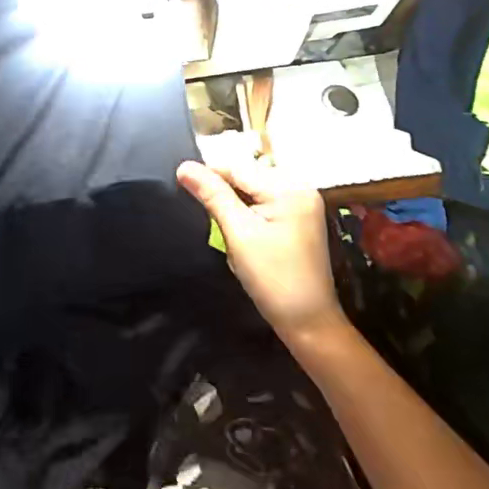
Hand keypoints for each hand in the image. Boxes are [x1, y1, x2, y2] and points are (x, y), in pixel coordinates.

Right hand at [177, 161, 344, 339]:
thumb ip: (212, 195)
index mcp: (289, 188)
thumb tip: (183, 166)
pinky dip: (246, 214)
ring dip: (232, 205)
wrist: (307, 322)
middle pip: (245, 177)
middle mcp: (300, 188)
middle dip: (222, 193)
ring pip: (251, 190)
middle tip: (208, 218)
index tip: (181, 187)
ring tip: (224, 228)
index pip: (237, 168)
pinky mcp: (298, 218)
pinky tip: (241, 233)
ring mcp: (301, 204)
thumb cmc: (272, 277)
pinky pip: (262, 203)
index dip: (207, 176)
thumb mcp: (238, 233)